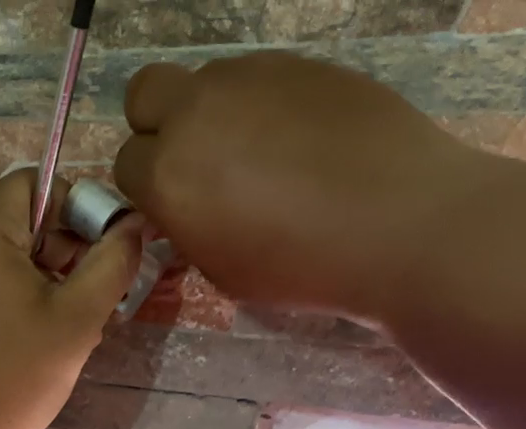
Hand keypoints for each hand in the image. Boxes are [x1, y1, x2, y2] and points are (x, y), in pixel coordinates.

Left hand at [0, 169, 142, 428]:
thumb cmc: (14, 382)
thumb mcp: (78, 320)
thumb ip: (113, 259)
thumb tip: (132, 222)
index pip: (38, 186)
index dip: (76, 218)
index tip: (93, 265)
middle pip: (13, 217)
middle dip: (53, 251)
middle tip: (77, 303)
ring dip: (27, 273)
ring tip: (47, 324)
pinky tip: (11, 331)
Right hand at [113, 52, 490, 324]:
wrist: (400, 222)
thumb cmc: (301, 266)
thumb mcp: (221, 270)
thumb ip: (186, 227)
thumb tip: (181, 208)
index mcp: (169, 176)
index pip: (125, 162)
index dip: (146, 185)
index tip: (172, 203)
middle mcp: (197, 114)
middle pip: (144, 93)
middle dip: (157, 124)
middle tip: (196, 161)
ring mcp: (250, 78)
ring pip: (204, 80)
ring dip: (213, 112)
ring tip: (259, 153)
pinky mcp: (299, 62)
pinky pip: (258, 77)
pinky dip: (262, 104)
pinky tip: (299, 140)